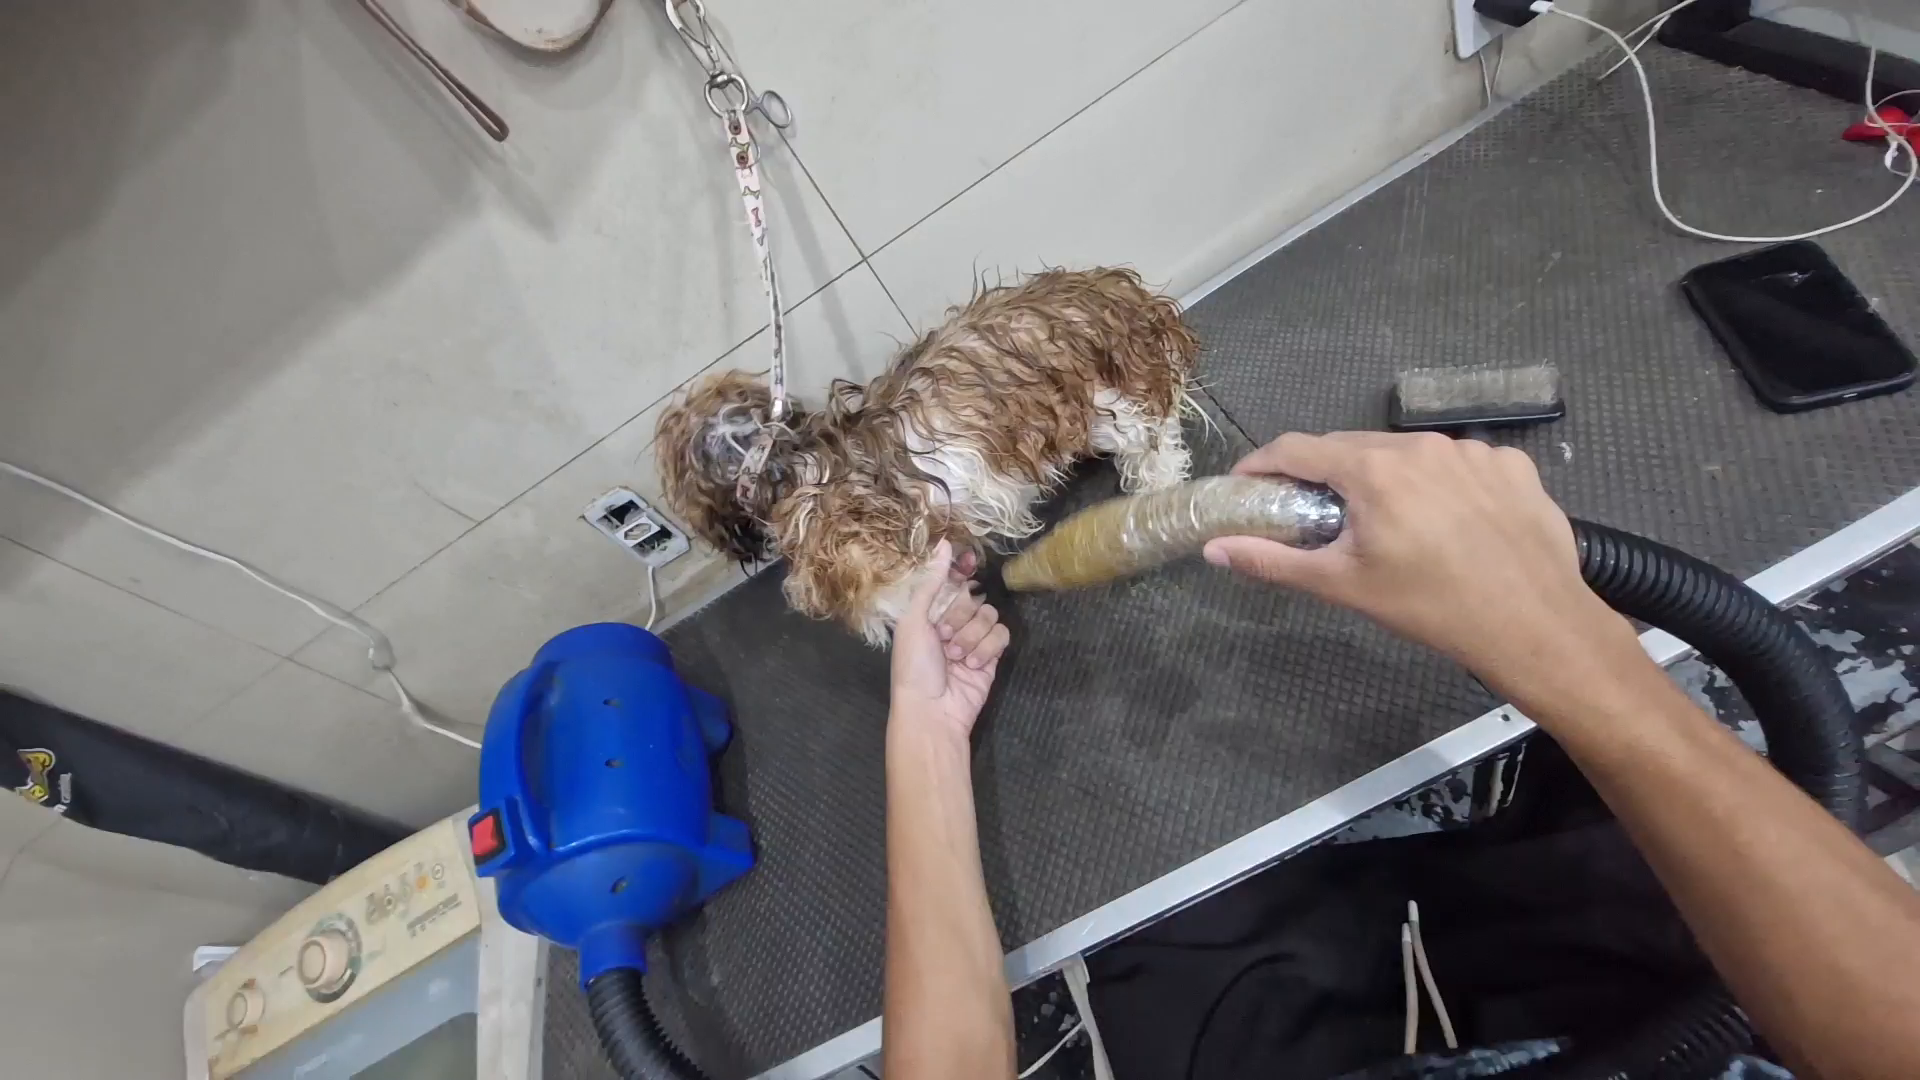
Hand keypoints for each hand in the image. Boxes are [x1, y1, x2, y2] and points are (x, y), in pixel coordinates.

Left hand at [890, 541, 1010, 740]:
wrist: (932, 711)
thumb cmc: (913, 665)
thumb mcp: (913, 619)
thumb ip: (931, 581)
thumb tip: (944, 543)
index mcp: (929, 610)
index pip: (951, 580)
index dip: (961, 569)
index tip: (969, 562)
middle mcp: (952, 621)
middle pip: (973, 596)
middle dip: (959, 616)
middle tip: (943, 636)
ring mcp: (973, 638)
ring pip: (989, 614)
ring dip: (972, 635)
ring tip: (956, 657)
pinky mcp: (992, 654)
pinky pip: (1001, 634)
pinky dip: (987, 648)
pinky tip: (973, 664)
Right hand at [1201, 432, 1637, 695]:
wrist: (1536, 625)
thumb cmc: (1428, 606)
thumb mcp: (1340, 585)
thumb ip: (1270, 561)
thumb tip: (1212, 550)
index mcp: (1373, 469)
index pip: (1296, 447)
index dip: (1261, 463)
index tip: (1245, 484)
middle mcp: (1420, 445)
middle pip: (1348, 447)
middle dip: (1319, 473)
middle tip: (1310, 511)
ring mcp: (1472, 451)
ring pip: (1401, 452)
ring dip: (1376, 475)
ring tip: (1380, 519)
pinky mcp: (1510, 464)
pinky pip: (1451, 462)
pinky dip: (1431, 481)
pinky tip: (1440, 518)